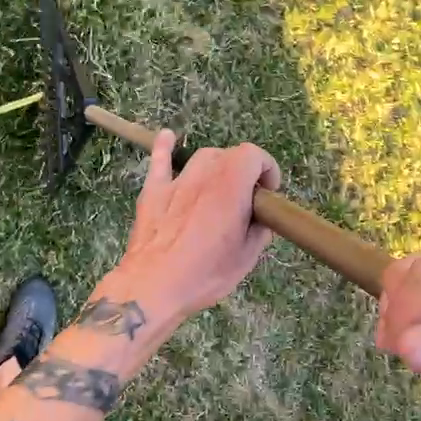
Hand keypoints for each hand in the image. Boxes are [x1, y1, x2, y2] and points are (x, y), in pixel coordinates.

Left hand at [108, 131, 281, 319]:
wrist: (153, 284)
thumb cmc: (204, 274)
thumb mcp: (246, 258)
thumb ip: (259, 230)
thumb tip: (261, 219)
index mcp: (230, 189)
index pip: (254, 155)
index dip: (266, 169)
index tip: (267, 192)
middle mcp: (203, 177)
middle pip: (228, 156)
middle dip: (242, 171)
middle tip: (245, 199)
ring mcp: (175, 182)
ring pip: (200, 158)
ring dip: (215, 166)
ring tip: (218, 186)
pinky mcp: (152, 191)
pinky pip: (159, 161)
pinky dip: (164, 146)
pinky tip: (168, 136)